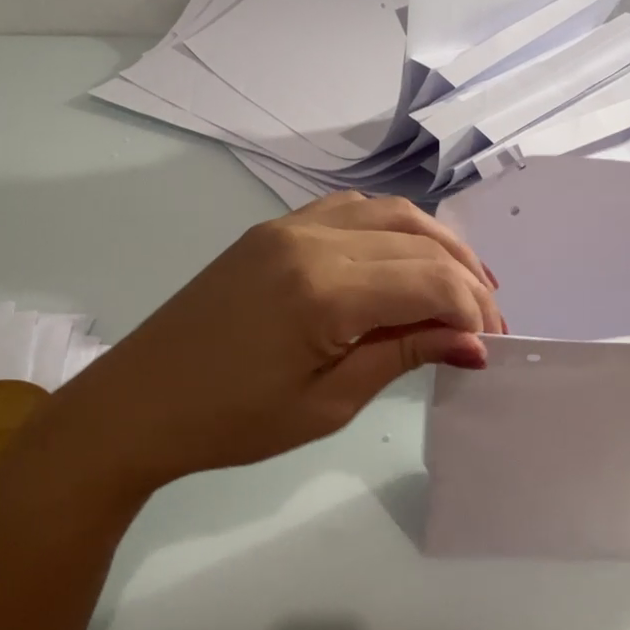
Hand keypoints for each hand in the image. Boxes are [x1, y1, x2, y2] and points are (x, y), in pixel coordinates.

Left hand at [45, 193, 501, 496]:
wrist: (139, 404)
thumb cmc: (233, 421)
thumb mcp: (330, 401)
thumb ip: (404, 355)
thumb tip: (471, 342)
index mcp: (326, 290)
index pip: (430, 281)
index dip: (472, 310)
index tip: (490, 345)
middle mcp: (312, 238)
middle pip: (419, 241)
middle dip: (465, 280)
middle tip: (486, 322)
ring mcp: (290, 225)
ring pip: (391, 213)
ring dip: (437, 244)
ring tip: (463, 285)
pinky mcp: (274, 228)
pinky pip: (351, 209)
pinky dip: (393, 227)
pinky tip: (406, 257)